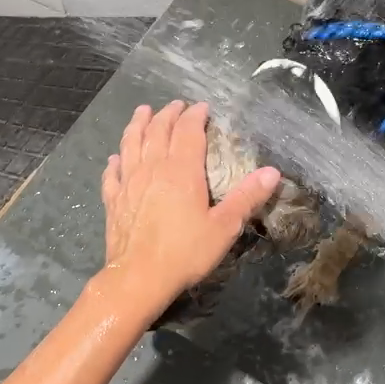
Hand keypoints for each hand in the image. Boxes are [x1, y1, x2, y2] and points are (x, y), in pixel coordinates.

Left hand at [99, 101, 278, 309]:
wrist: (139, 277)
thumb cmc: (185, 252)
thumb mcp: (224, 227)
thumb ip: (247, 197)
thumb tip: (272, 171)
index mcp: (181, 170)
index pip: (188, 131)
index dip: (195, 116)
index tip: (202, 108)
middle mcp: (152, 168)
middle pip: (158, 131)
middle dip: (168, 115)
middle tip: (175, 106)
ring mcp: (128, 183)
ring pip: (131, 144)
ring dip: (138, 125)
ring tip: (142, 113)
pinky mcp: (113, 201)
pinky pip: (112, 174)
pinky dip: (115, 162)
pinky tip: (115, 158)